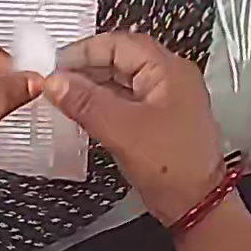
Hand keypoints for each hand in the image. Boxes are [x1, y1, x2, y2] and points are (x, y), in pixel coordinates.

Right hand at [44, 32, 225, 224]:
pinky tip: (82, 114)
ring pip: (121, 83)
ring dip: (92, 88)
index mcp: (168, 70)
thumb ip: (85, 102)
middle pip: (120, 61)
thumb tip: (54, 82)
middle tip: (55, 81)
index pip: (119, 44)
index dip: (84, 51)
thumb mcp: (122, 129)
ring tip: (63, 97)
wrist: (196, 206)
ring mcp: (164, 102)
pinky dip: (102, 105)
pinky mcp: (157, 124)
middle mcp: (169, 80)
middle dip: (86, 68)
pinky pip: (125, 104)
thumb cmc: (171, 165)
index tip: (55, 65)